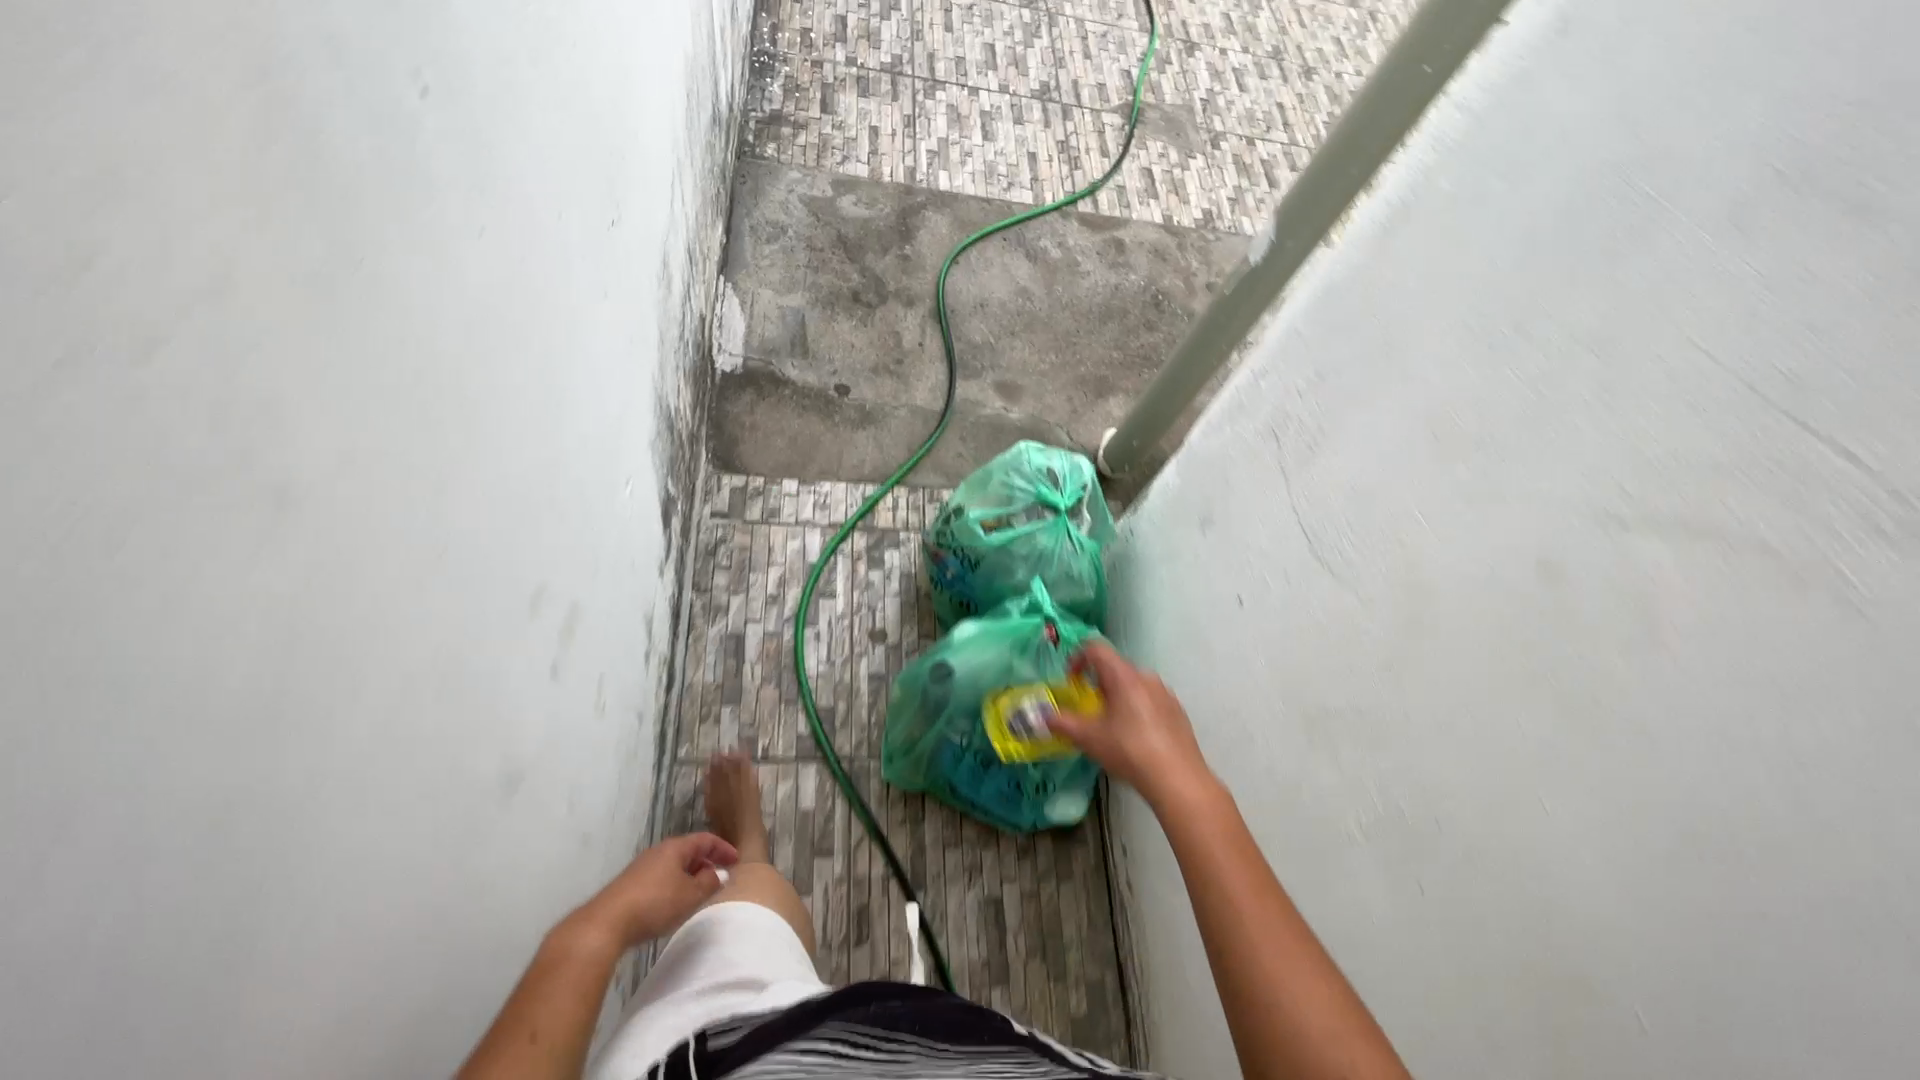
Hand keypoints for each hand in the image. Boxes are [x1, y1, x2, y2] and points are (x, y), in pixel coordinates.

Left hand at [571, 832, 738, 947]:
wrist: (606, 923)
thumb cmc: (655, 904)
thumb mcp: (690, 895)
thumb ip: (709, 882)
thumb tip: (719, 873)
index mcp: (675, 848)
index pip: (705, 839)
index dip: (723, 848)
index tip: (737, 861)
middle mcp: (658, 852)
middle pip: (688, 851)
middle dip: (707, 862)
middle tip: (720, 876)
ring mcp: (642, 868)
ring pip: (674, 866)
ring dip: (690, 875)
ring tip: (700, 892)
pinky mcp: (630, 886)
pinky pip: (661, 878)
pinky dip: (675, 885)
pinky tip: (674, 903)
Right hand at [1052, 642, 1215, 809]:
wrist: (1177, 778)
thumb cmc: (1128, 751)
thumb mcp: (1088, 738)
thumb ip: (1062, 723)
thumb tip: (1045, 716)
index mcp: (1123, 676)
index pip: (1095, 648)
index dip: (1077, 658)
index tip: (1071, 682)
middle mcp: (1146, 677)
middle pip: (1115, 668)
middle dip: (1097, 685)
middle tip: (1090, 712)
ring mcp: (1165, 693)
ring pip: (1134, 686)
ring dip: (1118, 698)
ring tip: (1113, 728)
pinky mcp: (1178, 711)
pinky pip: (1151, 701)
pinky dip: (1138, 711)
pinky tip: (1137, 739)